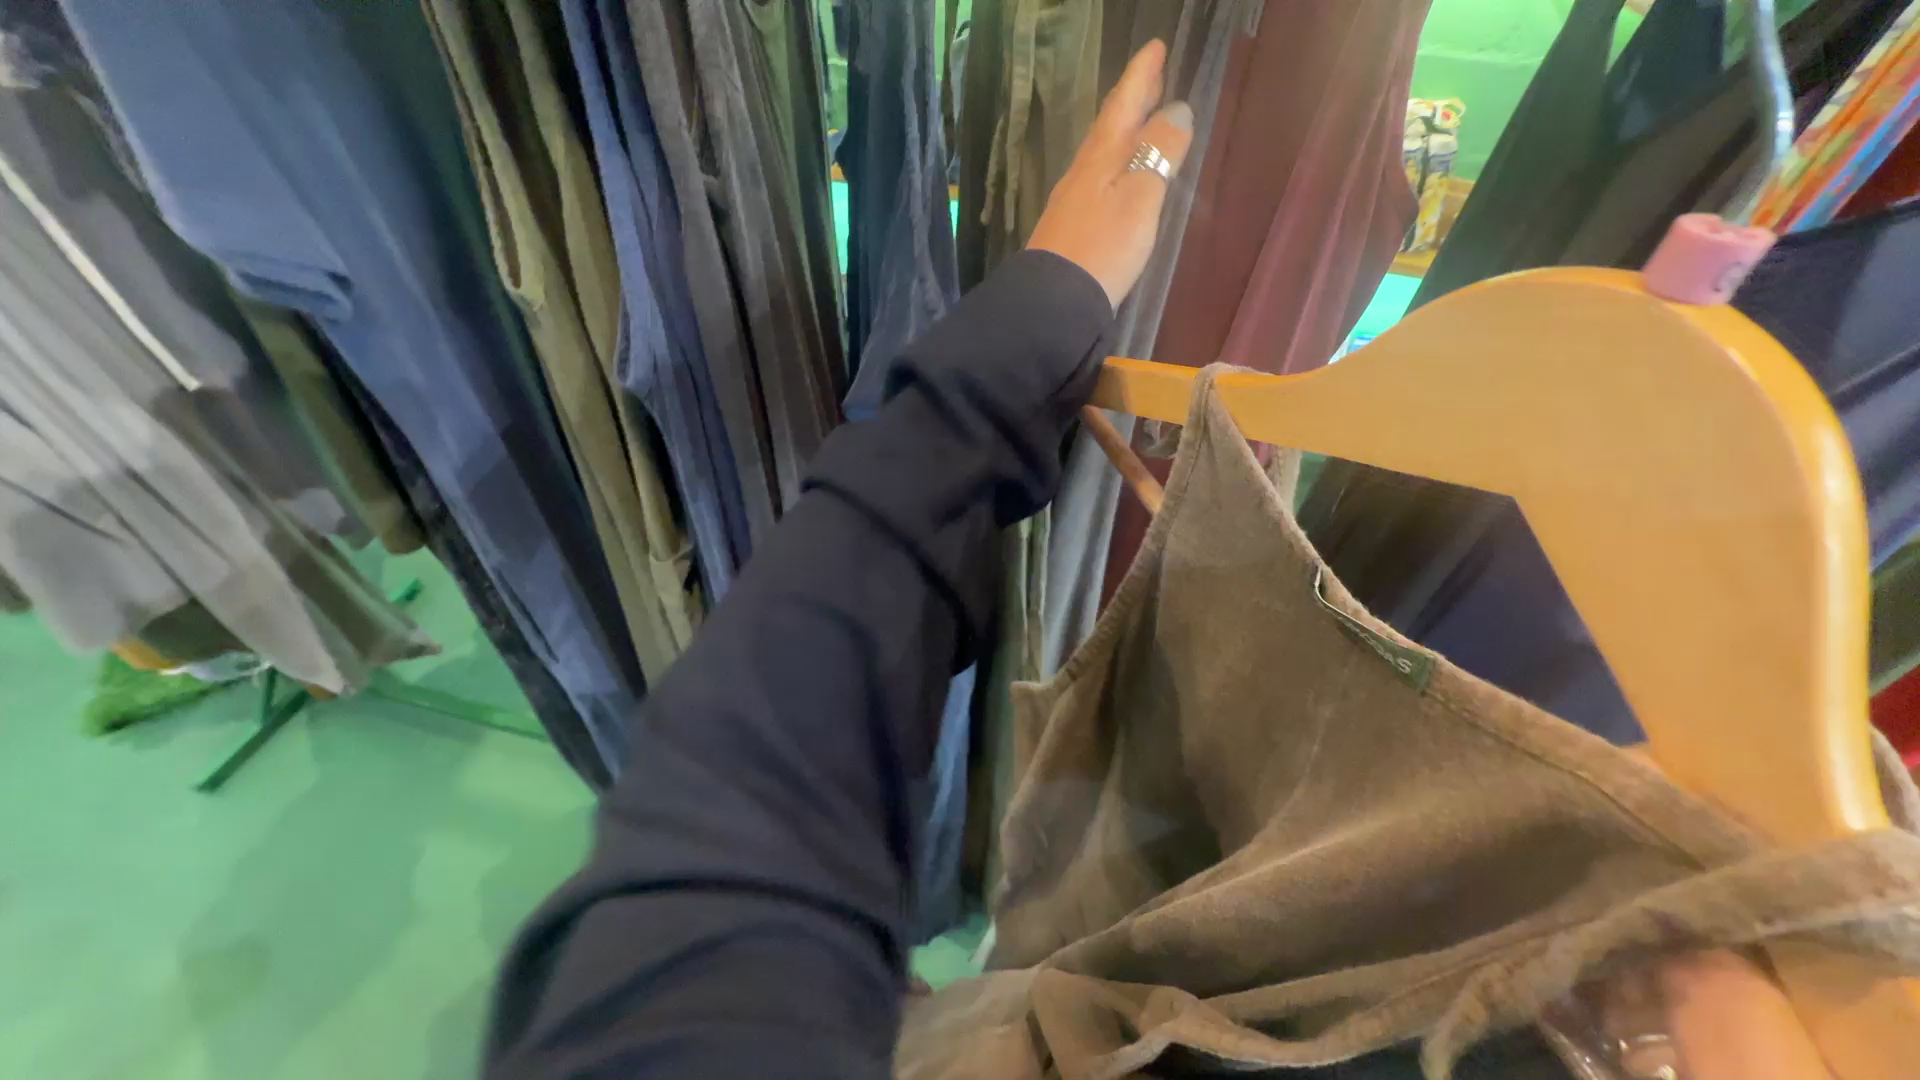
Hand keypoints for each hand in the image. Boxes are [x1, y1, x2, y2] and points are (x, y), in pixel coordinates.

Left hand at [1026, 40, 1194, 309]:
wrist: (1055, 301)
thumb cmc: (1103, 248)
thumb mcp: (1140, 198)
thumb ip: (1160, 153)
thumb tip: (1176, 110)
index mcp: (1102, 157)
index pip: (1124, 105)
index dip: (1141, 75)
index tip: (1156, 47)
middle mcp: (1083, 171)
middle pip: (1110, 126)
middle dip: (1133, 98)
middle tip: (1153, 74)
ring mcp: (1072, 200)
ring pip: (1102, 152)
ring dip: (1124, 131)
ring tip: (1143, 119)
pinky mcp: (1070, 228)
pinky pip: (1096, 179)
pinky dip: (1115, 162)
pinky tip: (1120, 173)